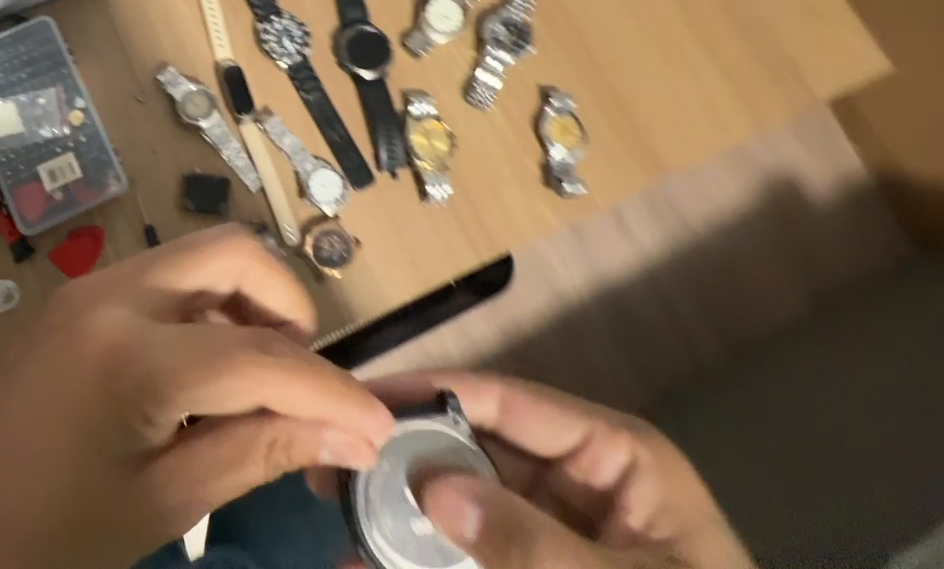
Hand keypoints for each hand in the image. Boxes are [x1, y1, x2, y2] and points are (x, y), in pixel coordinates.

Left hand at [0, 225, 393, 568]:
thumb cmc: (51, 533)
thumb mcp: (164, 502)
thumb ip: (259, 451)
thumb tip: (352, 433)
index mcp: (132, 355)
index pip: (264, 356)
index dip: (333, 391)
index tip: (379, 426)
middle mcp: (111, 294)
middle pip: (230, 251)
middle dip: (288, 305)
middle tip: (303, 379)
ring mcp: (88, 287)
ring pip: (196, 258)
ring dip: (244, 303)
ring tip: (258, 381)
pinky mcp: (75, 297)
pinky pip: (161, 279)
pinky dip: (202, 311)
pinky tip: (203, 374)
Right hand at [338, 373, 754, 568]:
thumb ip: (529, 541)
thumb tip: (430, 486)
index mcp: (611, 454)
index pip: (505, 401)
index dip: (431, 391)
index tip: (361, 397)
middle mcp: (574, 476)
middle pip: (471, 444)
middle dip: (402, 450)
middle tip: (332, 455)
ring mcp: (550, 524)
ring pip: (459, 498)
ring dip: (401, 505)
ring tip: (337, 503)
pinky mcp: (528, 562)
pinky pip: (467, 550)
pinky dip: (420, 554)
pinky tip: (368, 560)